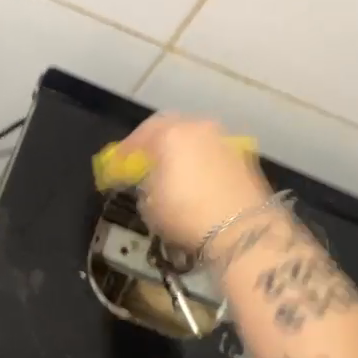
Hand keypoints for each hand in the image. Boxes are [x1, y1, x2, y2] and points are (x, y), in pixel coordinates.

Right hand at [119, 113, 274, 249]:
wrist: (242, 230)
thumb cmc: (186, 215)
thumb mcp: (149, 204)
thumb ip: (144, 184)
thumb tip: (150, 180)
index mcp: (170, 134)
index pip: (137, 138)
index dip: (123, 154)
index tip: (114, 168)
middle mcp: (198, 127)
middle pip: (169, 127)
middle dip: (153, 142)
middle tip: (142, 160)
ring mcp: (224, 139)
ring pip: (194, 137)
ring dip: (180, 149)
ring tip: (171, 170)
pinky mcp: (244, 156)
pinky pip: (212, 152)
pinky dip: (200, 160)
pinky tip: (195, 178)